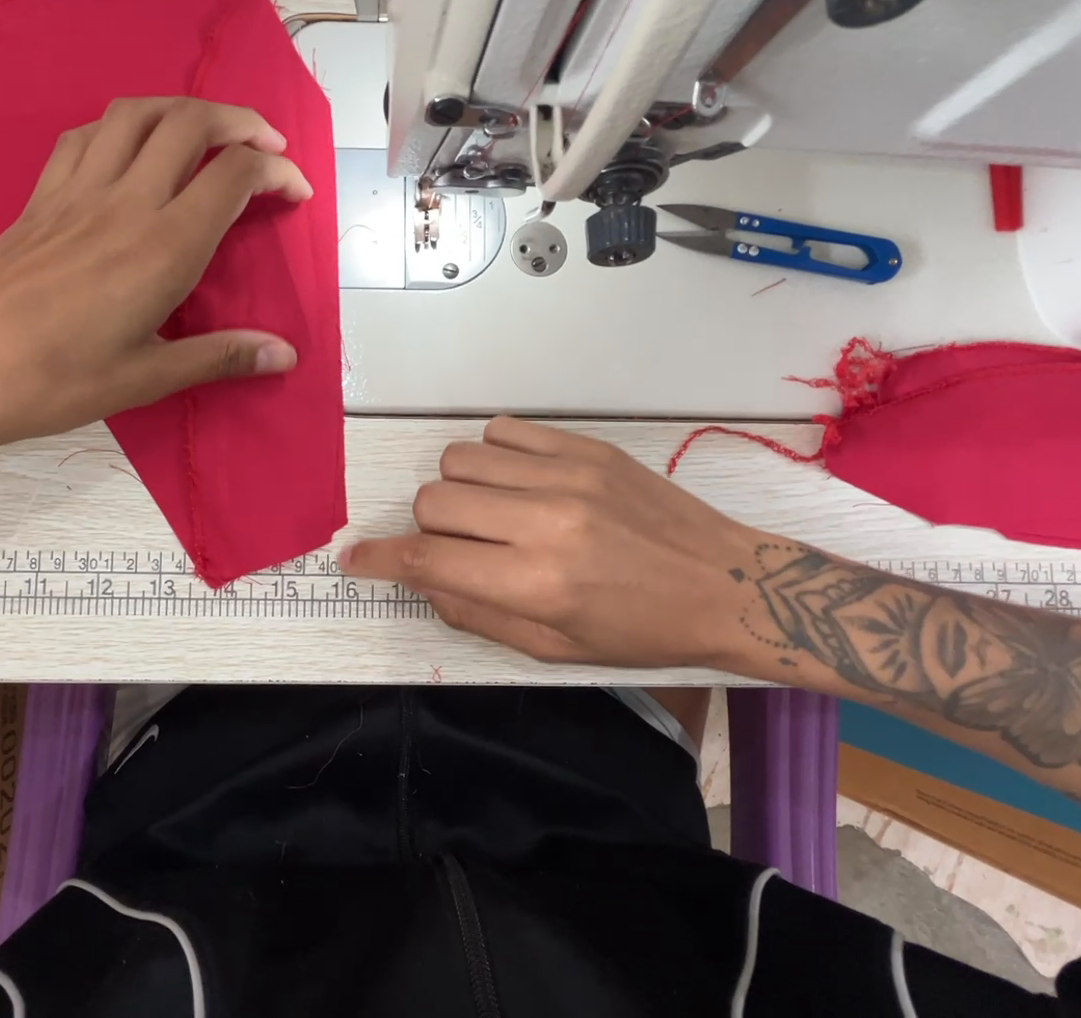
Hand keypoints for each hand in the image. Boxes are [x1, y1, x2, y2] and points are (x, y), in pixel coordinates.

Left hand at [0, 97, 314, 491]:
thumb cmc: (55, 379)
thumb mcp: (148, 377)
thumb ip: (221, 357)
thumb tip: (285, 356)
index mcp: (164, 246)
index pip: (233, 176)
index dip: (276, 171)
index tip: (296, 191)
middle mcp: (126, 201)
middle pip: (190, 123)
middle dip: (238, 120)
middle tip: (265, 144)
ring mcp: (78, 191)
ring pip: (137, 113)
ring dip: (182, 109)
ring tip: (207, 132)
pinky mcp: (42, 197)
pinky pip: (87, 134)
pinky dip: (122, 125)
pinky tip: (130, 149)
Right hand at [342, 417, 764, 669]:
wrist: (724, 585)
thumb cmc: (638, 632)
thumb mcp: (552, 648)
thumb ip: (474, 612)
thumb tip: (419, 577)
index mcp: (535, 582)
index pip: (427, 558)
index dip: (380, 558)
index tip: (355, 557)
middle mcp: (543, 521)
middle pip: (433, 500)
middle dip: (428, 528)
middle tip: (459, 546)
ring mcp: (566, 475)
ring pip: (460, 460)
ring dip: (458, 490)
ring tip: (490, 512)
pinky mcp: (586, 447)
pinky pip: (502, 431)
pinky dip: (491, 456)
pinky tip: (515, 481)